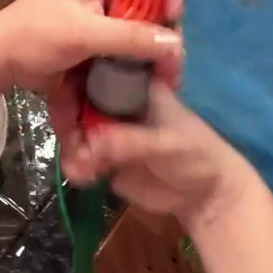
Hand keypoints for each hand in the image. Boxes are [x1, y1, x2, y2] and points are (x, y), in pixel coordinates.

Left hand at [0, 0, 185, 91]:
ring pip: (144, 24)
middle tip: (170, 62)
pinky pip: (130, 43)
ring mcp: (102, 13)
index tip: (171, 19)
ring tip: (163, 77)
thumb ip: (129, 36)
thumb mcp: (83, 33)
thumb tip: (176, 44)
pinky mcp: (99, 37)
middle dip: (165, 27)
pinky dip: (140, 58)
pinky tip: (148, 79)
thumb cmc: (35, 35)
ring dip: (155, 48)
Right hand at [59, 82, 262, 230]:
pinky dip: (77, 165)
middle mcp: (116, 103)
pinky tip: (83, 177)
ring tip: (80, 168)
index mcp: (135, 87)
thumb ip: (131, 141)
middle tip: (75, 146)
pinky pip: (81, 157)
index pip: (99, 76)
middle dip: (71, 124)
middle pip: (81, 103)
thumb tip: (91, 141)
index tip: (66, 104)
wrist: (206, 196)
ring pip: (78, 131)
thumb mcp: (167, 143)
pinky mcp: (104, 156)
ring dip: (73, 148)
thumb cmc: (196, 155)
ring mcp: (108, 130)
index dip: (78, 85)